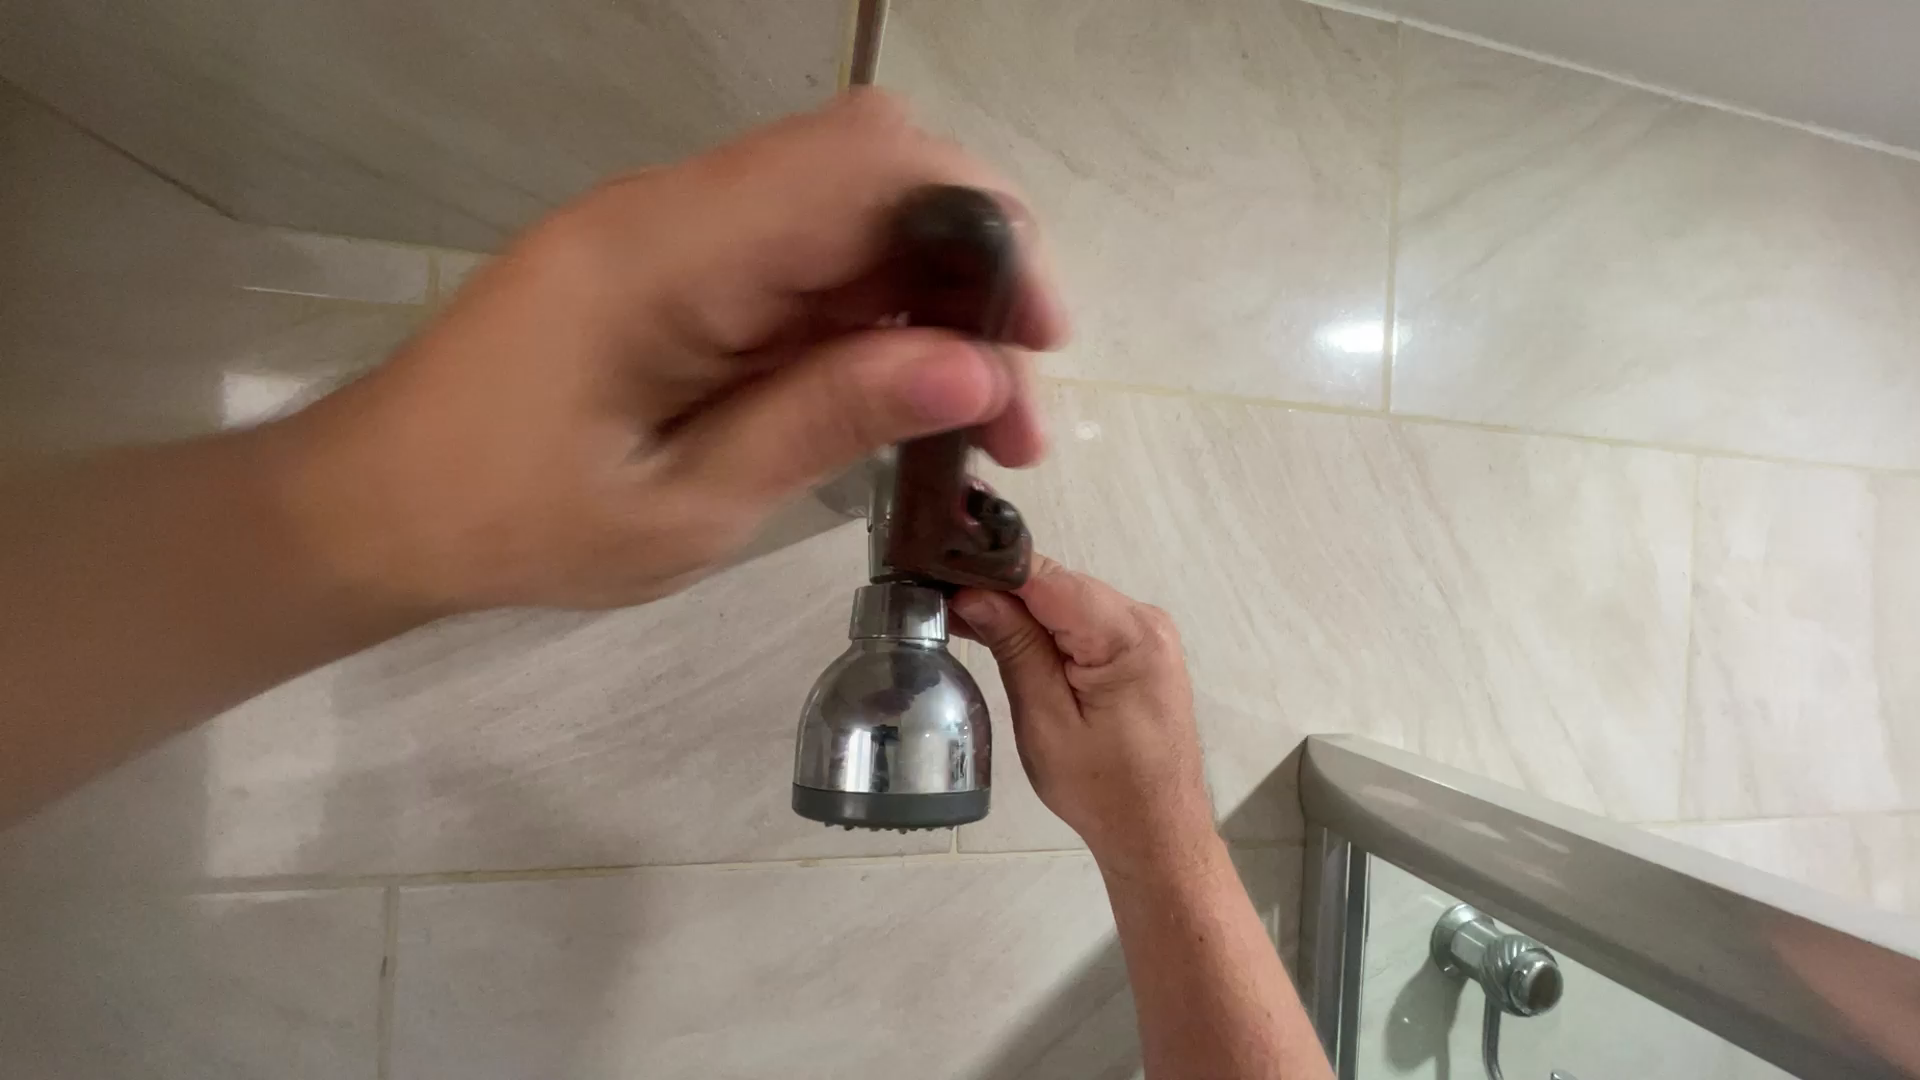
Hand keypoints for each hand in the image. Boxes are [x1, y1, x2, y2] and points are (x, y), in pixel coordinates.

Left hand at [275, 90, 1066, 613]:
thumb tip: (973, 371)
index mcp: (670, 255)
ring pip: (861, 224)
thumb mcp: (691, 504)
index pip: (865, 165)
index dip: (983, 226)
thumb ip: (827, 420)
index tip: (1039, 338)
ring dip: (942, 309)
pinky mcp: (696, 274)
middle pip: (878, 173)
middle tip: (1015, 399)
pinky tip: (913, 400)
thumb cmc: (522, 523)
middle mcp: (686, 213)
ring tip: (982, 421)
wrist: (389, 507)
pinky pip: (821, 269)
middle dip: (980, 271)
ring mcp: (691, 237)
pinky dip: (888, 327)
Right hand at [951, 557, 1217, 875]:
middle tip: (942, 601)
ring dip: (1017, 609)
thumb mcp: (1046, 721)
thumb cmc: (1102, 791)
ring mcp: (1144, 631)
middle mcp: (1144, 619)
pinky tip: (1002, 631)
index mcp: (1129, 636)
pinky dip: (1043, 625)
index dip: (993, 574)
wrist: (1158, 830)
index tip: (943, 577)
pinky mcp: (1136, 646)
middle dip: (1000, 591)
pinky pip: (1080, 619)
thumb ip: (1015, 648)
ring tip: (961, 616)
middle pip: (1057, 584)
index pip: (1049, 579)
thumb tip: (973, 593)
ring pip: (1065, 599)